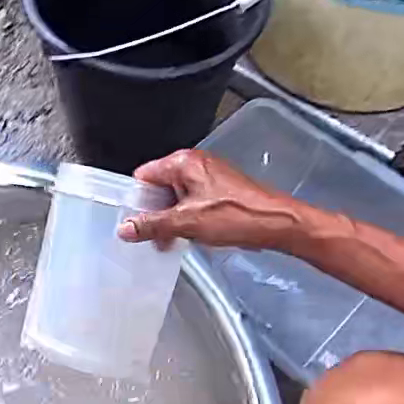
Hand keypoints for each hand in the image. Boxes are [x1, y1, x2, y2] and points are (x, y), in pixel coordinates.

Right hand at [117, 150, 315, 250]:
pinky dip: (187, 218)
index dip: (137, 200)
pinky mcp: (219, 190)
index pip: (143, 176)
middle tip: (155, 237)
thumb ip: (152, 225)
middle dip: (154, 213)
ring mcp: (209, 176)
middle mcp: (195, 164)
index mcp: (183, 163)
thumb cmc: (237, 216)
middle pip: (158, 187)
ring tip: (174, 240)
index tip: (136, 222)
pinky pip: (192, 202)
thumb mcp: (186, 223)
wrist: (278, 224)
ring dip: (171, 219)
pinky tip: (190, 236)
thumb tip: (125, 229)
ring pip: (175, 197)